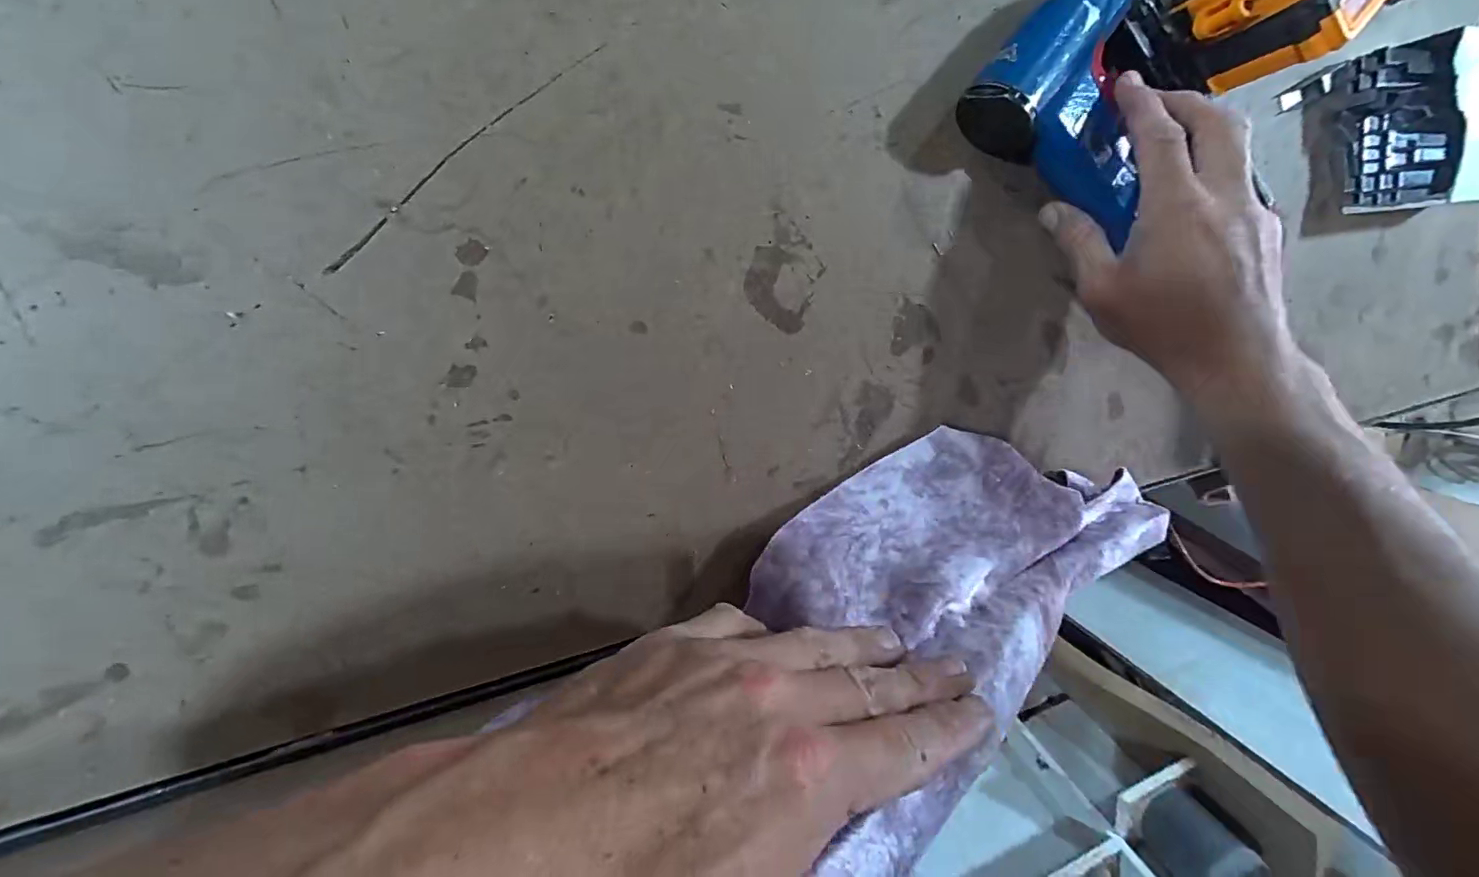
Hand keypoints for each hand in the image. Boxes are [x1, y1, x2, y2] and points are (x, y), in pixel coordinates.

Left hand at [282, 606, 990, 876]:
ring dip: (859, 646)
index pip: (903, 746)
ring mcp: (724, 664)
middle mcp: (776, 704)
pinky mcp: (674, 647)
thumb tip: (827, 821)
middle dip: (918, 680)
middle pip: (869, 685)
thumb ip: (805, 851)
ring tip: (891, 642)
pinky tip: (782, 638)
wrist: (501, 843)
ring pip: (815, 644)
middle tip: (952, 667)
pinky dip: (775, 636)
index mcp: (804, 778)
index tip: (977, 710)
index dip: (946, 729)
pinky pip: (742, 628)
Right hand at [1041, 73, 1300, 408]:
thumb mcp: (1104, 290)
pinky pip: (1244, 178)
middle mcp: (1224, 193)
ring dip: (1207, 128)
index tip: (1124, 81)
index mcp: (1177, 204)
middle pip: (1217, 120)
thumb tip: (1052, 210)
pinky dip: (1219, 165)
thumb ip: (1078, 241)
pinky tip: (1198, 196)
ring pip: (1239, 145)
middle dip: (1184, 100)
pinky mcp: (1268, 229)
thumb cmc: (1166, 327)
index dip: (1140, 101)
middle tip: (1154, 103)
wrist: (1239, 362)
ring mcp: (1254, 209)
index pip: (1160, 133)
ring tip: (1177, 141)